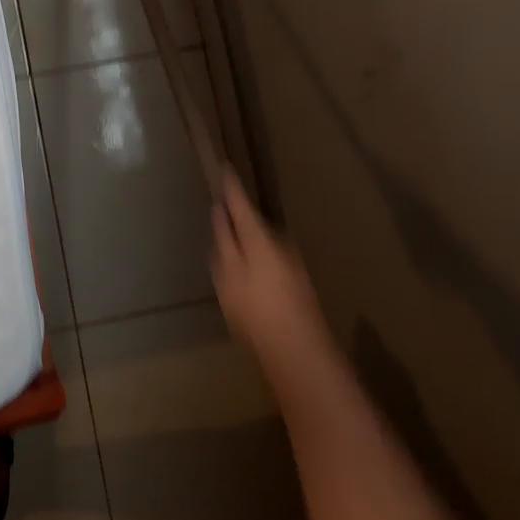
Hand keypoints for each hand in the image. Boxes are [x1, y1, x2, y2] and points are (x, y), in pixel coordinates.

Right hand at [211, 170, 331, 368]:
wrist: (300, 351)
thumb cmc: (255, 311)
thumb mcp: (228, 275)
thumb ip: (223, 241)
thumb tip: (219, 212)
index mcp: (260, 237)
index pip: (241, 203)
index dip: (232, 186)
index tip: (225, 167)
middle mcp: (280, 242)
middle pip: (255, 223)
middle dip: (239, 219)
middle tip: (221, 217)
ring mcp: (292, 262)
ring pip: (264, 242)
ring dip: (249, 242)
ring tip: (231, 254)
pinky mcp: (298, 281)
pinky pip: (271, 259)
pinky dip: (258, 260)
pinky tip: (249, 278)